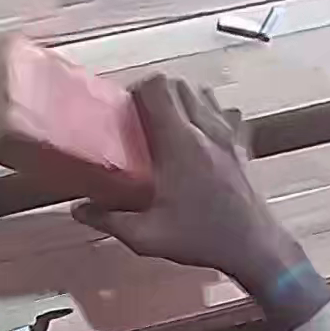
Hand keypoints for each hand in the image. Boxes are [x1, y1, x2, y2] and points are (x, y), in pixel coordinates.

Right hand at [71, 75, 329, 330]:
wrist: (253, 245)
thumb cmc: (198, 238)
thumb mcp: (145, 236)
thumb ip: (108, 219)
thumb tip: (76, 209)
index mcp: (178, 143)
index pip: (158, 88)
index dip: (137, 91)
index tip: (125, 111)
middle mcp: (205, 128)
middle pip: (179, 84)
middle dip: (157, 95)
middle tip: (140, 121)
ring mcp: (229, 133)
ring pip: (203, 93)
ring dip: (183, 101)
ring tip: (167, 127)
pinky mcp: (243, 144)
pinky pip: (226, 112)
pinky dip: (209, 115)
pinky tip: (200, 139)